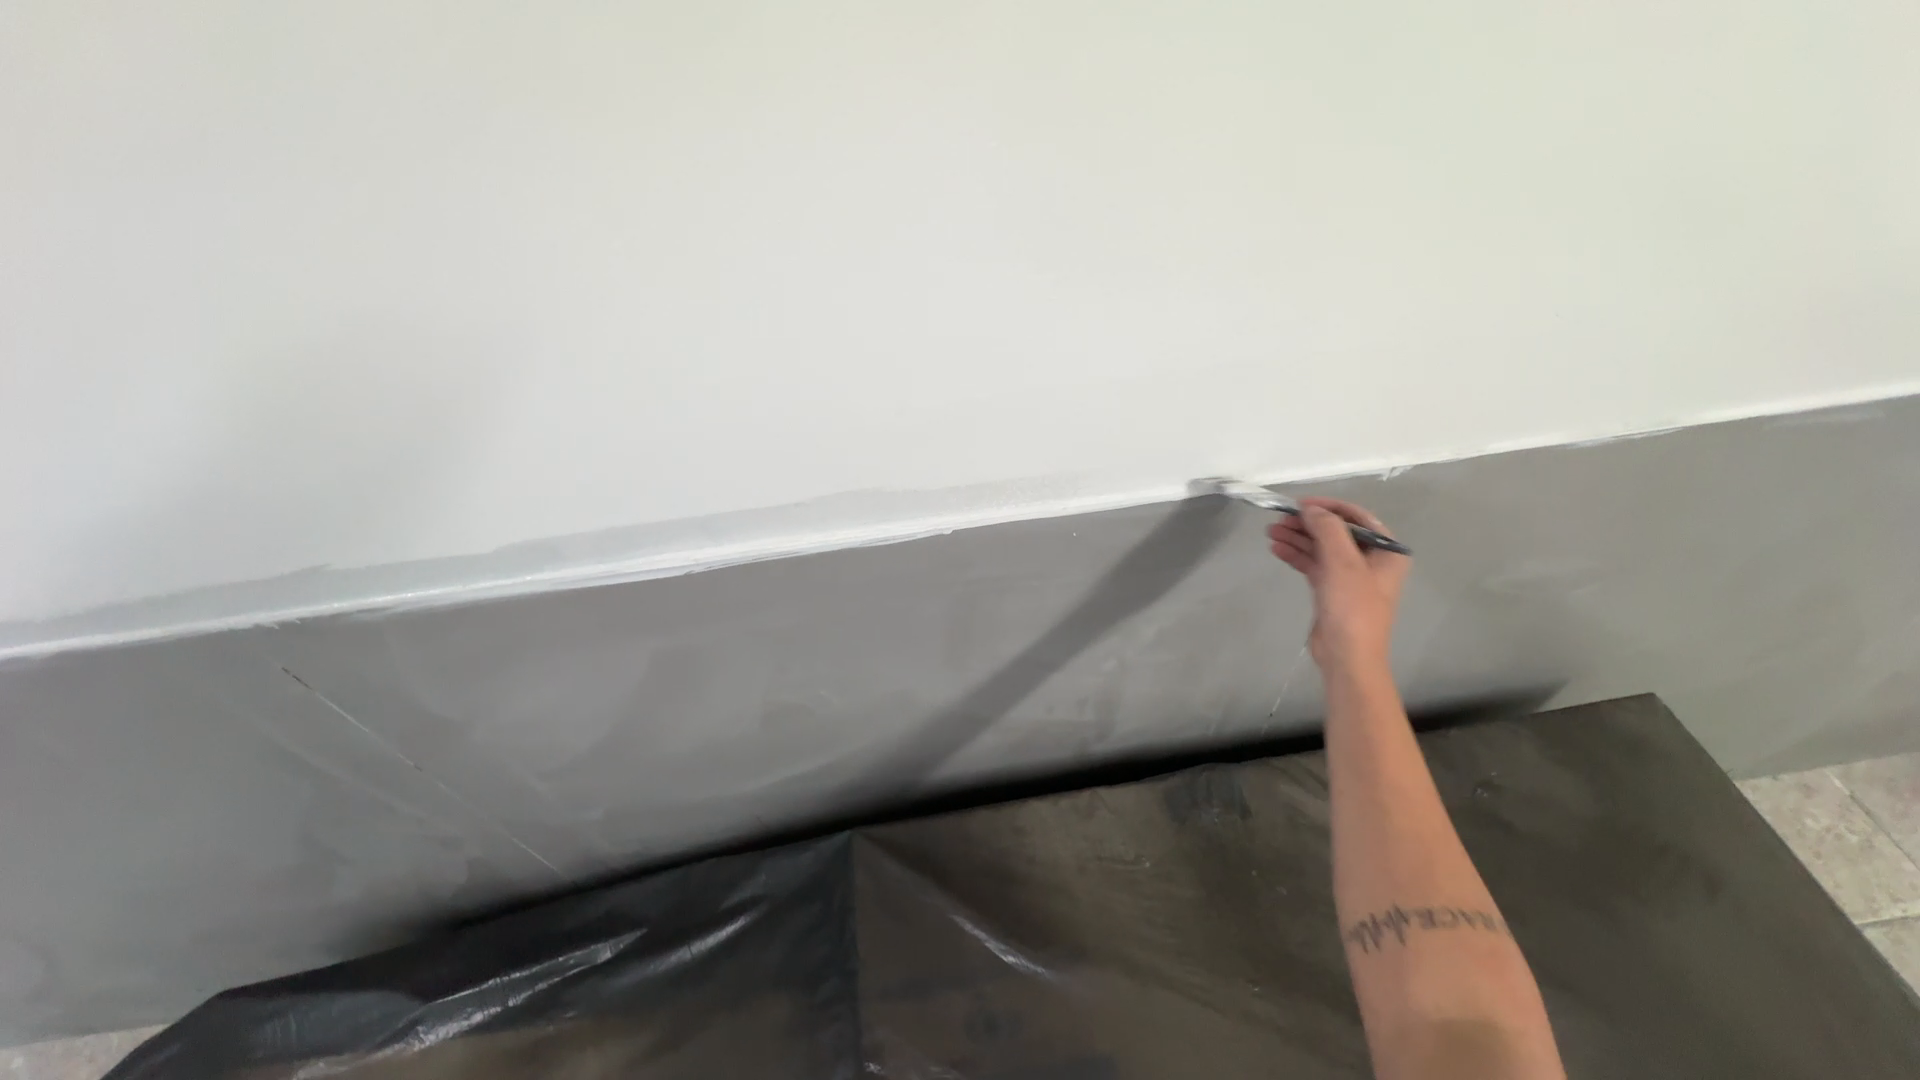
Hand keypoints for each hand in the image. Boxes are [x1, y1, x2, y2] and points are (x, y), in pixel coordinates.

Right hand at [1267, 497, 1409, 672]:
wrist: (1347, 655)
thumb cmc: (1353, 607)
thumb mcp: (1343, 563)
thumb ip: (1328, 529)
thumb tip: (1309, 509)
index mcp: (1387, 551)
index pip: (1357, 517)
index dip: (1328, 507)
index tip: (1299, 504)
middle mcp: (1371, 560)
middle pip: (1336, 532)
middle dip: (1307, 525)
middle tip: (1279, 520)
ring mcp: (1351, 576)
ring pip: (1322, 548)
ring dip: (1298, 539)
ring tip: (1271, 533)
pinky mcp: (1333, 590)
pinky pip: (1314, 565)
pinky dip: (1297, 556)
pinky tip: (1277, 549)